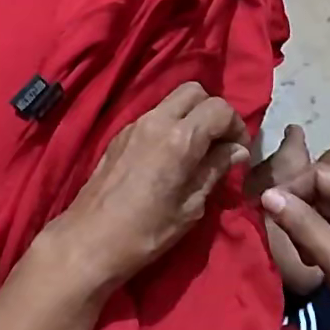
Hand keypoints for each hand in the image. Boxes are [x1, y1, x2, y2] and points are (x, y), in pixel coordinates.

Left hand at [43, 82, 250, 291]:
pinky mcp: (119, 135)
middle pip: (193, 91)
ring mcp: (133, 125)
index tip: (238, 152)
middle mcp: (155, 121)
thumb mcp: (191, 207)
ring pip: (171, 101)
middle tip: (219, 144)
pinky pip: (153, 116)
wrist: (90, 238)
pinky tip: (170, 157)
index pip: (219, 108)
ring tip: (197, 151)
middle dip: (213, 111)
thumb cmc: (146, 231)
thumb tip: (236, 150)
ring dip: (190, 117)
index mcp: (178, 138)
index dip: (236, 127)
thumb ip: (214, 170)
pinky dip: (169, 125)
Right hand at [260, 165, 329, 329]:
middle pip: (323, 190)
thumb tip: (266, 195)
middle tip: (286, 243)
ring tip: (303, 257)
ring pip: (326, 210)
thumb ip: (304, 226)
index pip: (320, 174)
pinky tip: (315, 263)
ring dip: (307, 229)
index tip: (264, 214)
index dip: (290, 190)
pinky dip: (320, 241)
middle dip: (299, 212)